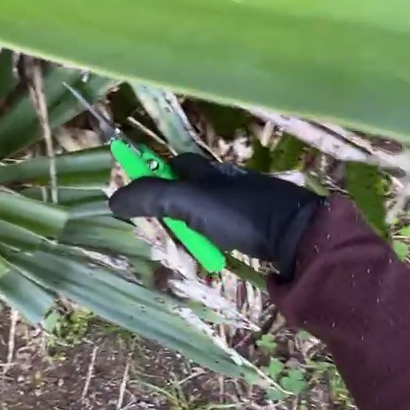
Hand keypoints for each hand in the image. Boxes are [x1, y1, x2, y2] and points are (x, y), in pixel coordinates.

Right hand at [108, 155, 322, 276]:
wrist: (298, 233)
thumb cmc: (241, 213)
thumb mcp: (189, 204)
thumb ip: (152, 199)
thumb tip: (112, 200)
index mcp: (208, 170)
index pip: (174, 164)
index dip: (155, 175)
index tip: (140, 198)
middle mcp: (226, 180)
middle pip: (191, 186)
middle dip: (176, 202)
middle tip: (166, 226)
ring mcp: (245, 199)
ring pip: (210, 206)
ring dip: (197, 221)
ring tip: (194, 241)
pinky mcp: (259, 220)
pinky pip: (229, 223)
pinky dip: (218, 233)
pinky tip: (219, 245)